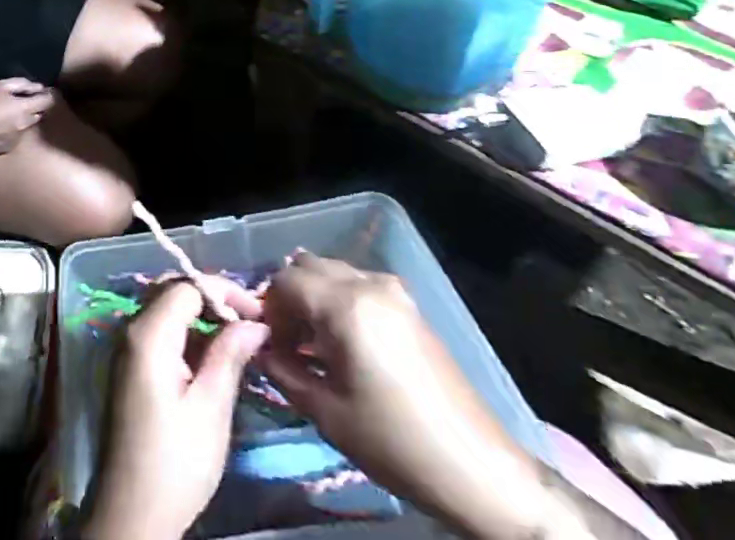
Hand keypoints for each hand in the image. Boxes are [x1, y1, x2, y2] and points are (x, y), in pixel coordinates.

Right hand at [0, 77, 53, 154]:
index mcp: (25, 109)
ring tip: (7, 116)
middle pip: (39, 115)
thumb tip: (39, 88)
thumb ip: (23, 85)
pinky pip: (17, 137)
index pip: (48, 102)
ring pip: (28, 127)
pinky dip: (13, 132)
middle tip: (20, 102)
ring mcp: (18, 139)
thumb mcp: (1, 86)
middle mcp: (26, 126)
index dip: (47, 95)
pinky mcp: (8, 149)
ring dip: (24, 120)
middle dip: (34, 108)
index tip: (42, 92)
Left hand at [82, 281, 269, 539]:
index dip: (224, 291)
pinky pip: (159, 332)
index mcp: (147, 335)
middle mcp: (130, 330)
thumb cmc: (176, 462)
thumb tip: (255, 322)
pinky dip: (187, 333)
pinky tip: (214, 355)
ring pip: (165, 310)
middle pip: (172, 291)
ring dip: (201, 315)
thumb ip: (229, 355)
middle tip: (250, 320)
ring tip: (240, 336)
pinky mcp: (130, 368)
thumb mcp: (211, 407)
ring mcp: (126, 349)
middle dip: (212, 298)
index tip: (260, 311)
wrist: (131, 513)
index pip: (187, 287)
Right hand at [260, 256, 554, 537]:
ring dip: (313, 297)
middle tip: (286, 341)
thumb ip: (281, 368)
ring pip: (333, 273)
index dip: (267, 307)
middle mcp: (368, 285)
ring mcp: (394, 292)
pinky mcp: (409, 307)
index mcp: (345, 305)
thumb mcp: (323, 409)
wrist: (475, 467)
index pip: (284, 280)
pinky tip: (341, 344)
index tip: (268, 343)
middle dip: (288, 297)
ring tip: (313, 344)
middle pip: (307, 267)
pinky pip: (358, 285)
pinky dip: (337, 301)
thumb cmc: (391, 441)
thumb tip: (259, 347)